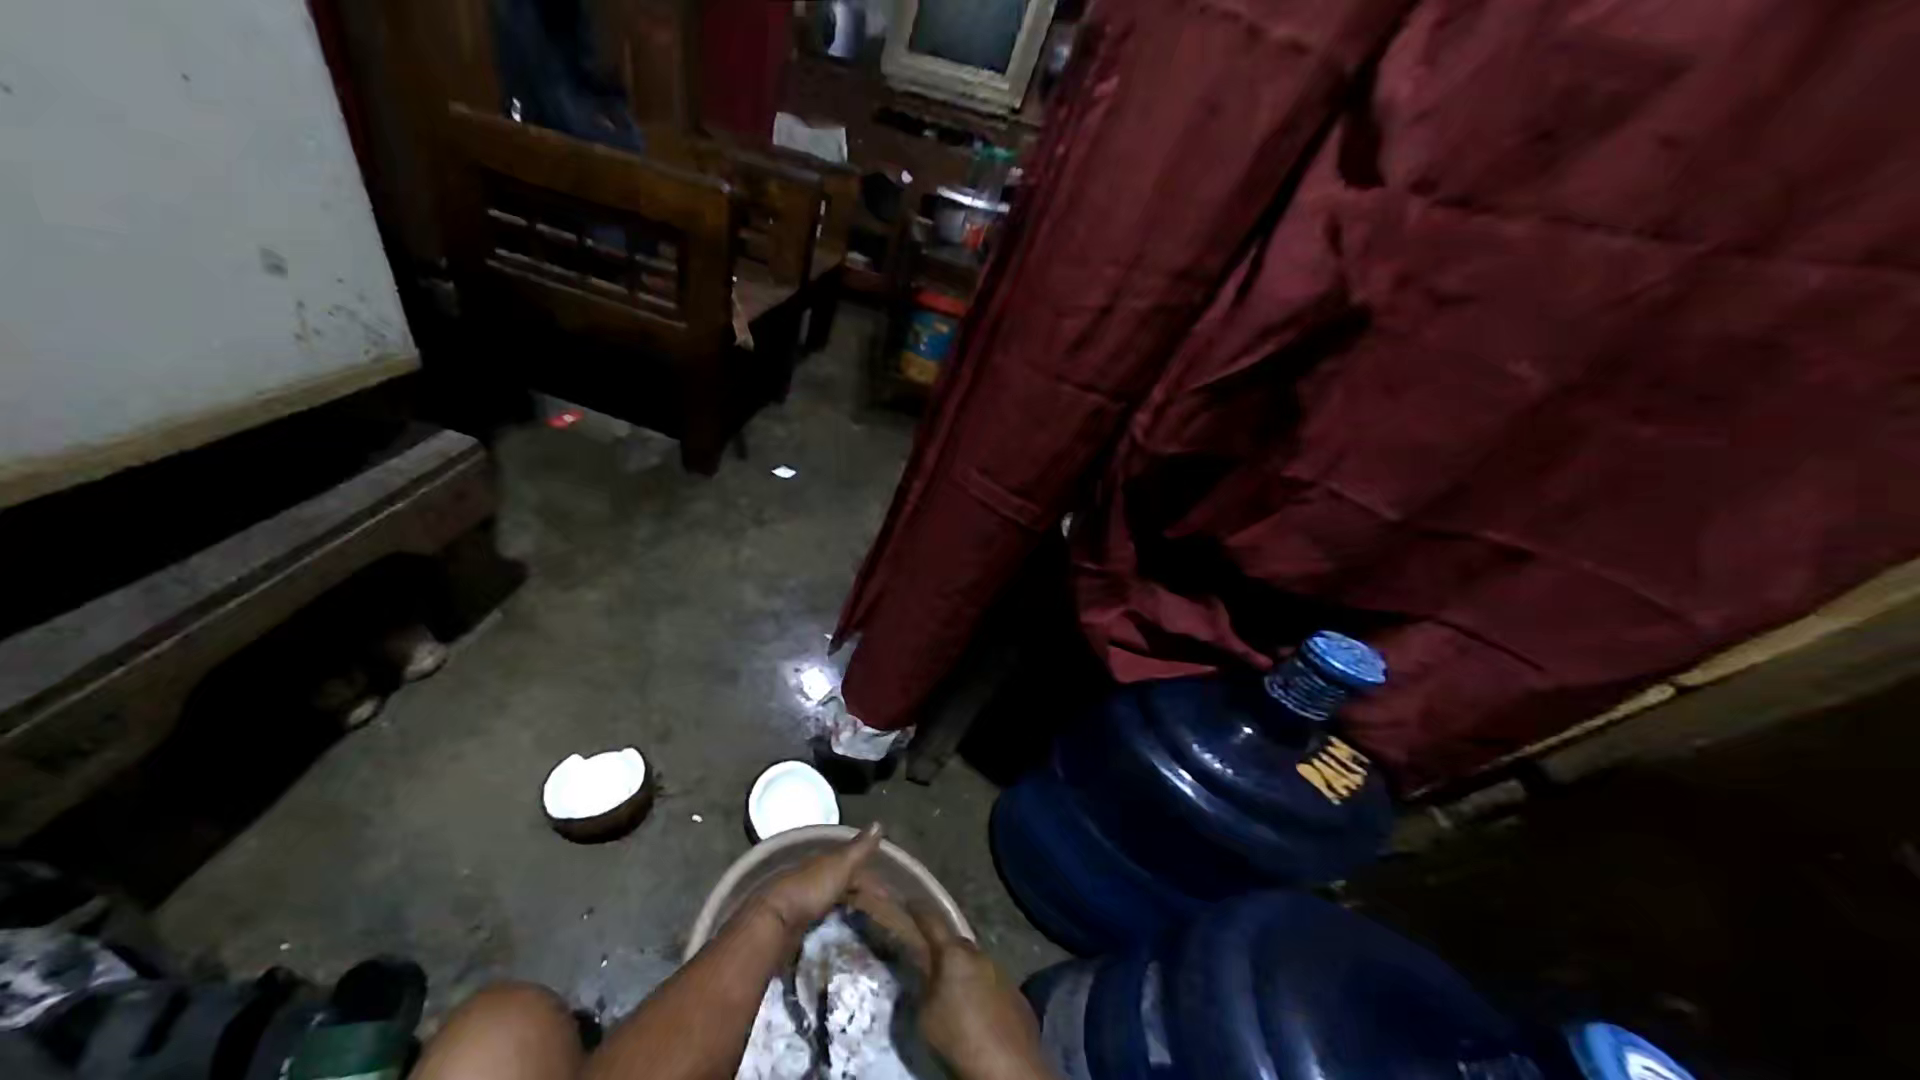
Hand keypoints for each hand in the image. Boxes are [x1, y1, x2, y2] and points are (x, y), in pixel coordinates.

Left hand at [749, 823, 883, 941]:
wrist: (774, 919)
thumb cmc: (811, 888)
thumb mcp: (840, 865)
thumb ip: (859, 848)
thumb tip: (878, 823)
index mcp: (824, 860)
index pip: (852, 863)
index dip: (871, 877)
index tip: (888, 894)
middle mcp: (813, 875)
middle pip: (841, 881)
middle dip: (860, 891)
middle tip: (880, 909)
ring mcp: (803, 898)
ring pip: (832, 898)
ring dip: (847, 906)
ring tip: (865, 922)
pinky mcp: (796, 921)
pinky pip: (822, 916)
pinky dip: (835, 919)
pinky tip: (841, 929)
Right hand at [848, 885, 1054, 1079]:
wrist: (1008, 1066)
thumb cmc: (959, 1037)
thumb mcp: (925, 1017)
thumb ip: (923, 990)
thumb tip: (928, 980)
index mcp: (953, 954)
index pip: (933, 923)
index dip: (920, 911)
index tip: (911, 902)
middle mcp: (980, 955)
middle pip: (958, 945)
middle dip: (946, 951)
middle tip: (934, 963)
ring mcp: (1003, 973)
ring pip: (978, 965)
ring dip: (967, 973)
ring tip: (957, 994)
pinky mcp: (1017, 994)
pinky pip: (994, 985)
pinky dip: (984, 991)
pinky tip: (980, 1012)